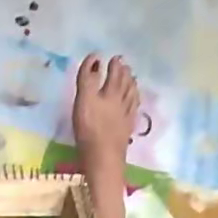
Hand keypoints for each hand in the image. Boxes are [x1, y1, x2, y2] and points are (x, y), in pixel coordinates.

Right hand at [71, 53, 140, 170]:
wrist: (103, 160)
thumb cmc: (89, 131)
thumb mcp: (83, 101)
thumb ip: (87, 78)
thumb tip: (96, 58)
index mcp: (110, 93)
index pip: (112, 74)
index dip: (112, 65)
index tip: (112, 57)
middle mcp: (120, 101)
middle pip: (124, 83)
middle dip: (123, 72)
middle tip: (124, 64)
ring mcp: (125, 116)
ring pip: (131, 95)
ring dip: (131, 84)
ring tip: (132, 78)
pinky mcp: (127, 130)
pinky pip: (133, 110)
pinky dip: (134, 101)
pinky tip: (134, 102)